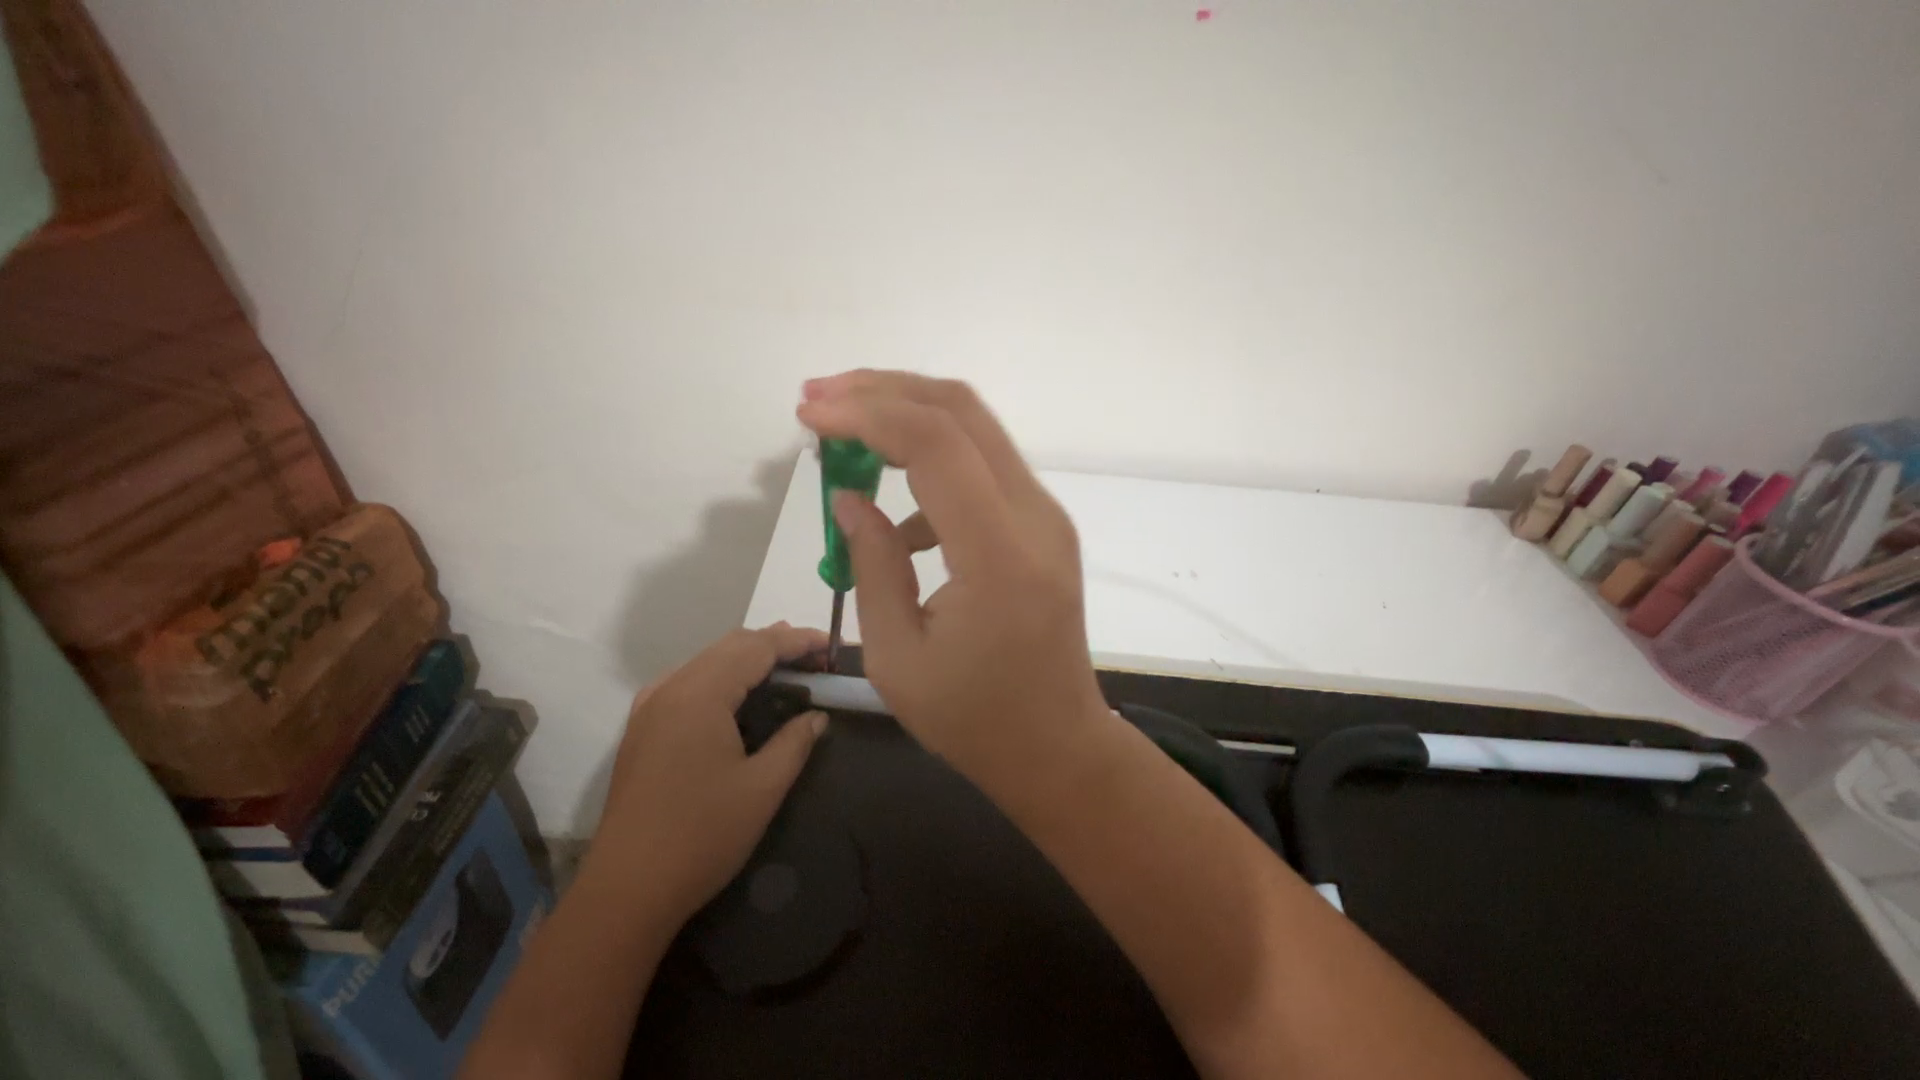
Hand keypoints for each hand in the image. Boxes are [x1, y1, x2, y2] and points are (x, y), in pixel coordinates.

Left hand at [587, 623, 828, 923]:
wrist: (628, 887)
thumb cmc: (702, 835)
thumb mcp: (762, 788)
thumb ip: (795, 742)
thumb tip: (816, 717)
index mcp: (700, 694)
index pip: (756, 647)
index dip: (797, 641)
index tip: (832, 647)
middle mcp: (670, 688)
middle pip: (729, 646)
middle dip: (774, 645)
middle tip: (816, 660)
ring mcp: (649, 708)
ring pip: (706, 663)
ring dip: (747, 660)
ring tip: (786, 671)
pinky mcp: (642, 730)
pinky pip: (687, 684)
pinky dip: (721, 679)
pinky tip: (738, 700)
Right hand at [796, 370, 1107, 762]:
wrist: (1057, 745)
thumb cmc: (973, 719)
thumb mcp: (897, 658)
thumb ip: (872, 566)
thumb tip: (849, 497)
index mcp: (999, 556)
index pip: (935, 445)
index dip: (865, 415)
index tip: (807, 416)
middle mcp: (1035, 518)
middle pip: (961, 411)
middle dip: (883, 391)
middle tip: (817, 400)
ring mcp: (1046, 517)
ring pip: (976, 429)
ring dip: (907, 417)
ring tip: (842, 439)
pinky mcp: (1043, 525)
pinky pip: (984, 469)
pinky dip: (932, 465)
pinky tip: (893, 517)